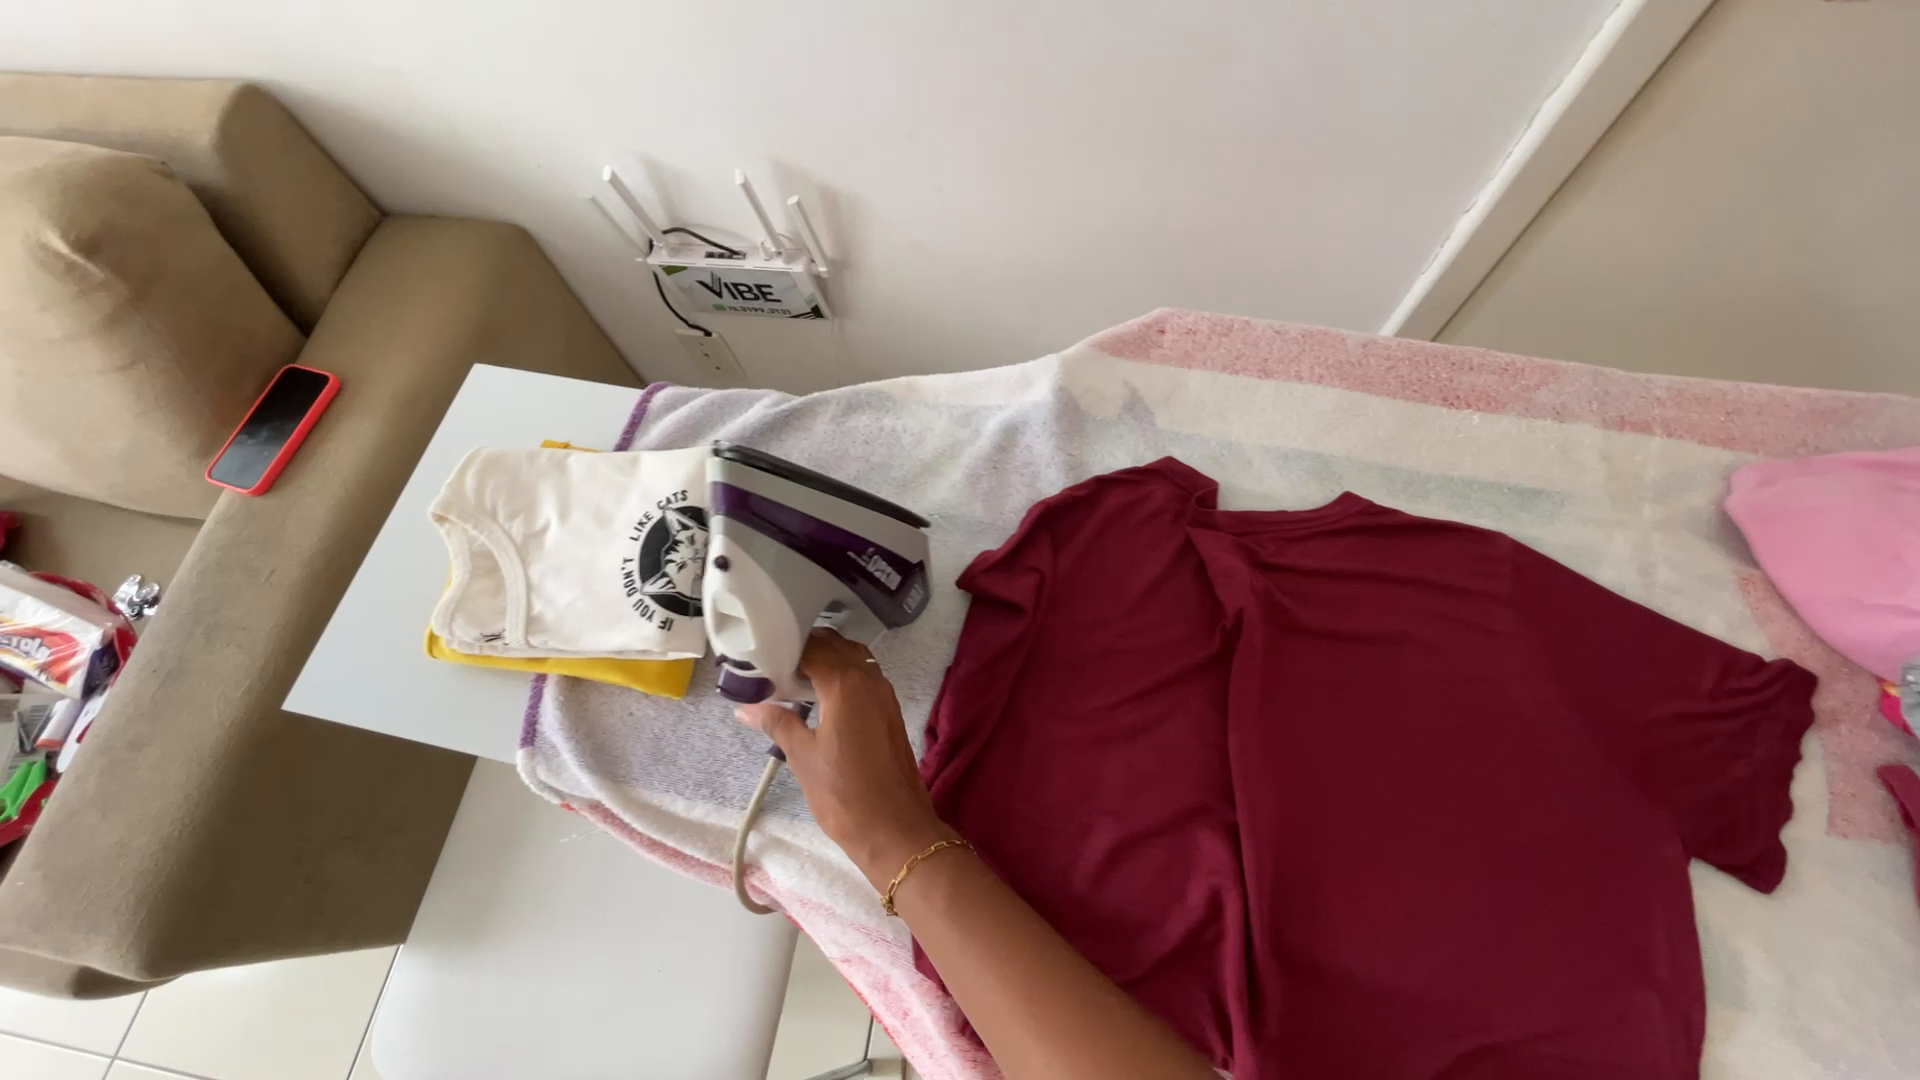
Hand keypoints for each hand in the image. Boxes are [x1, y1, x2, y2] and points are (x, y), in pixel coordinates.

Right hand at [735, 629, 955, 890]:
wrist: (894, 827)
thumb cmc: (844, 793)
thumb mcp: (803, 757)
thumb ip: (777, 723)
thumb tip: (746, 708)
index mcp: (846, 684)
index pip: (813, 647)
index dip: (786, 647)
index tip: (760, 655)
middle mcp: (870, 679)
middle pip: (836, 646)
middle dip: (807, 648)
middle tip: (774, 662)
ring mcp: (885, 694)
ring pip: (854, 658)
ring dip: (828, 659)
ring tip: (794, 676)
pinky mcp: (890, 710)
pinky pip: (865, 676)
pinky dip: (843, 674)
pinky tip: (820, 695)